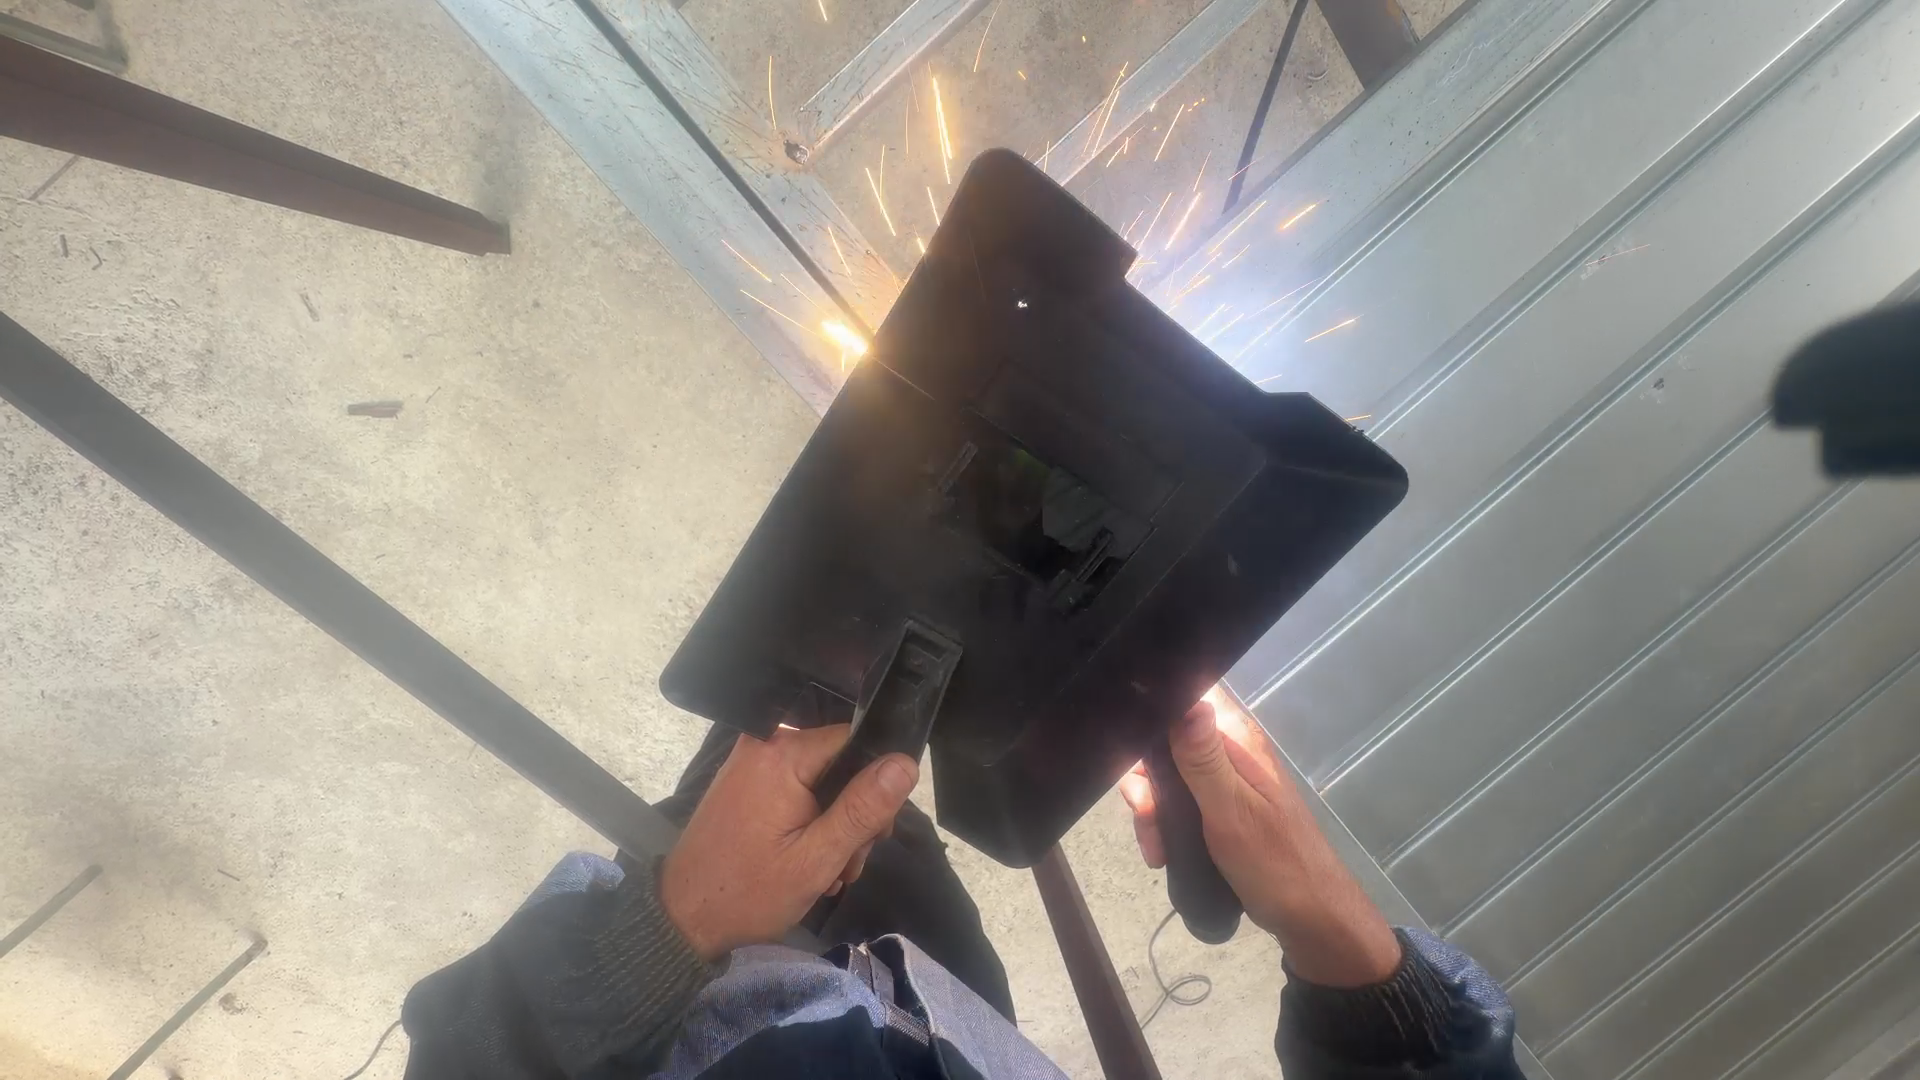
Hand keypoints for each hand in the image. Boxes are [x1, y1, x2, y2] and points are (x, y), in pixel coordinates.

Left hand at [660, 725, 918, 960]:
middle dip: (855, 812)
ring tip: (830, 870)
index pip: (856, 741)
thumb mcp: (816, 859)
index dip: (876, 783)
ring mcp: (754, 757)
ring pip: (824, 775)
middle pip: (841, 760)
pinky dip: (811, 817)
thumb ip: (863, 808)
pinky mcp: (749, 776)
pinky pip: (799, 783)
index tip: (876, 833)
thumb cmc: (747, 893)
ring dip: (835, 821)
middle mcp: (768, 741)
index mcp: (783, 751)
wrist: (679, 921)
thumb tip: (906, 764)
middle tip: (849, 863)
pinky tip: (811, 856)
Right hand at [1118, 687, 1400, 986]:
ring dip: (1152, 807)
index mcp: (1236, 739)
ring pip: (1167, 773)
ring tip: (1154, 846)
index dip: (1156, 707)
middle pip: (1167, 738)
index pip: (1190, 695)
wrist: (1314, 921)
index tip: (1131, 740)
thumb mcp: (1231, 811)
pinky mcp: (1220, 803)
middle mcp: (1230, 748)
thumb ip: (1203, 758)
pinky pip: (1179, 799)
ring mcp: (1225, 777)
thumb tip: (1187, 700)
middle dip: (1146, 777)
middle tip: (1145, 815)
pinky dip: (1164, 821)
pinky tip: (1161, 848)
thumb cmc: (1275, 864)